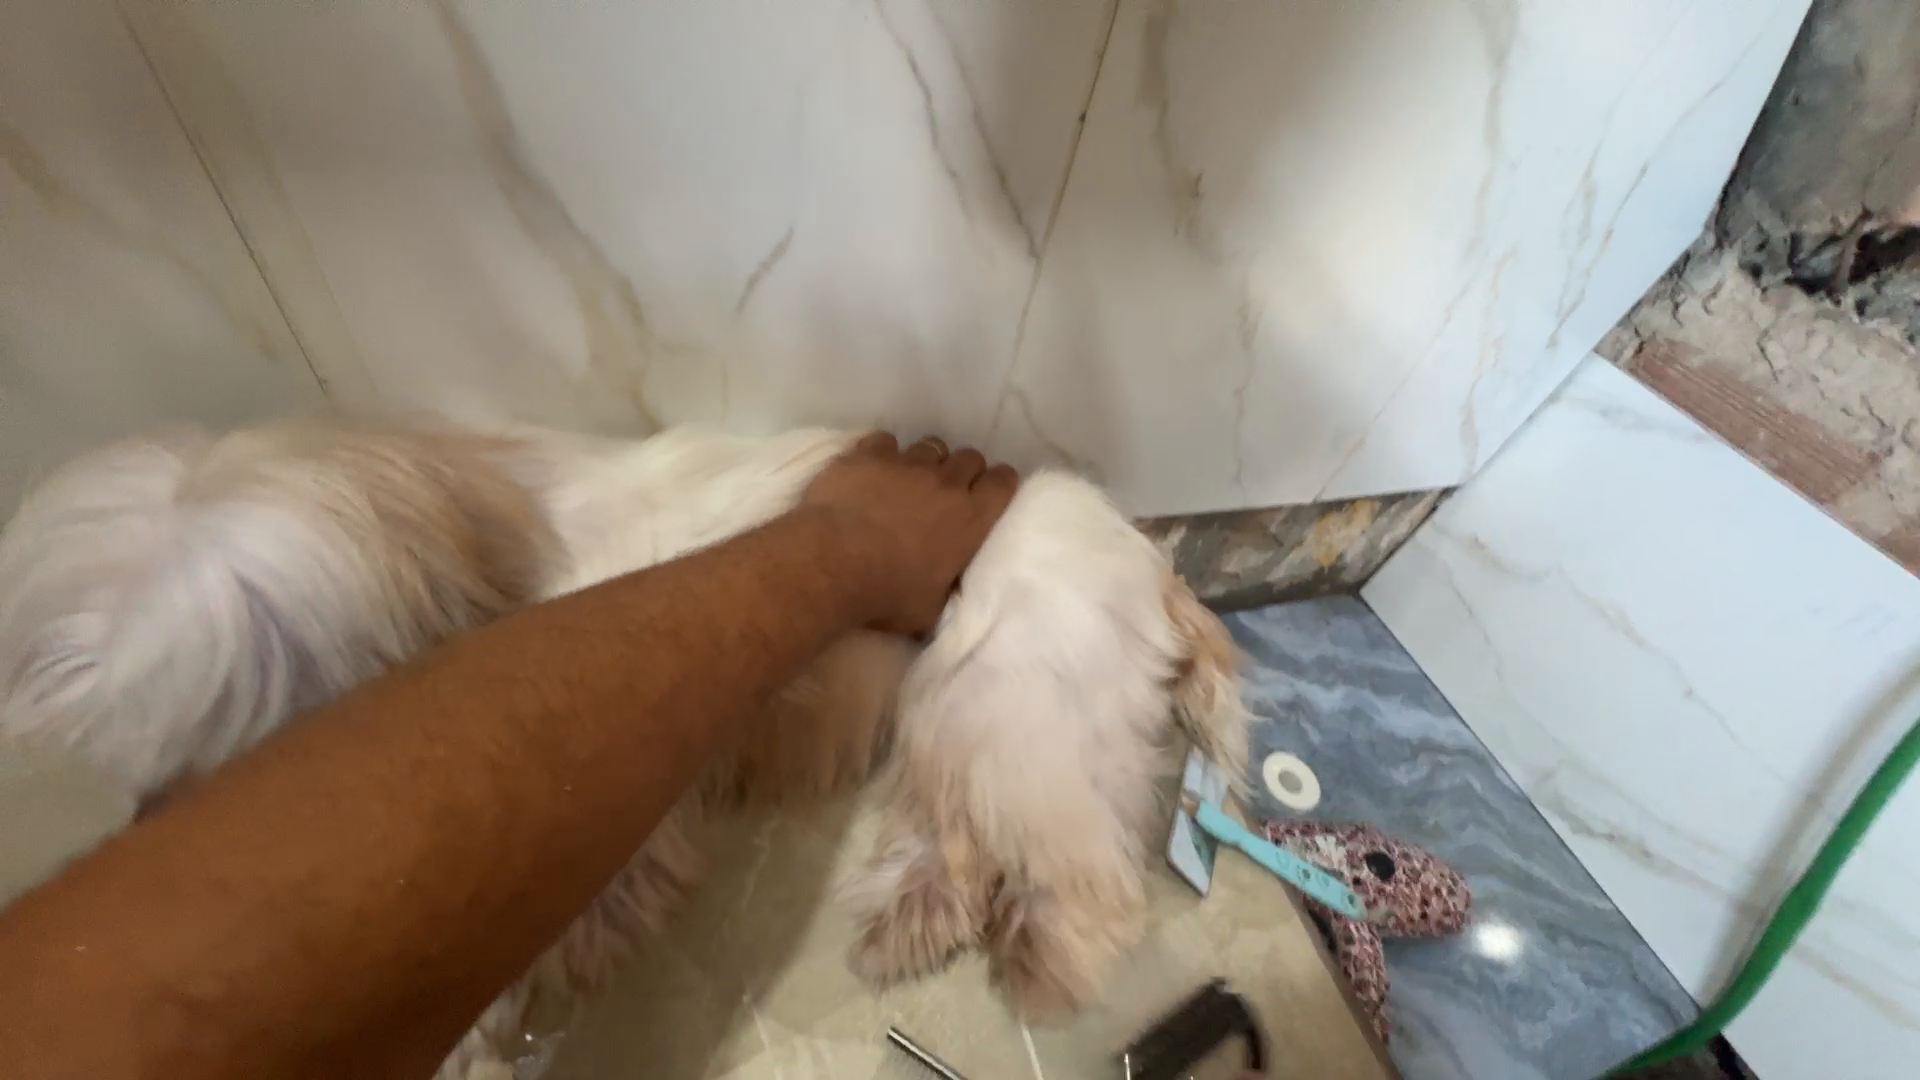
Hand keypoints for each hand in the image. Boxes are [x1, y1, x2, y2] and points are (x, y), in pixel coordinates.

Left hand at [800, 433, 1018, 636]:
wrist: (832, 563)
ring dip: (926, 461)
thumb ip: (946, 591)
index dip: (999, 484)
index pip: (1004, 483)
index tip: (989, 495)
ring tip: (909, 480)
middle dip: (963, 471)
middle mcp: (946, 482)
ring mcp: (906, 463)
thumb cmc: (887, 593)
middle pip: (970, 457)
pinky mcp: (868, 455)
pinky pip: (885, 441)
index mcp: (971, 519)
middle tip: (946, 492)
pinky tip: (871, 470)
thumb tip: (947, 591)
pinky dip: (883, 453)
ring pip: (931, 446)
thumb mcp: (930, 609)